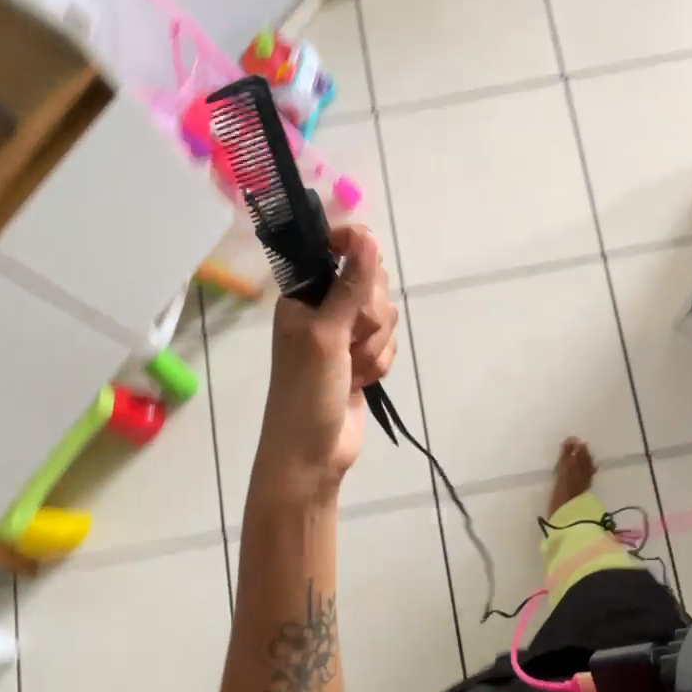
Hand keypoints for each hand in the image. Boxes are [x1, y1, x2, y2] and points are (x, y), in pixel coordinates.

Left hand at [257, 224, 398, 491]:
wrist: (312, 455)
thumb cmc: (307, 393)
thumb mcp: (326, 336)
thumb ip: (349, 286)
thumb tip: (367, 236)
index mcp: (303, 294)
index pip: (337, 249)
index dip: (356, 252)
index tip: (365, 273)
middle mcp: (324, 308)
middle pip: (372, 283)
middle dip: (371, 315)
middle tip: (349, 341)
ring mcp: (344, 334)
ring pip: (384, 316)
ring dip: (375, 346)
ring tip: (352, 370)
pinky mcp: (361, 358)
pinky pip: (387, 343)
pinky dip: (380, 363)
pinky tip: (362, 382)